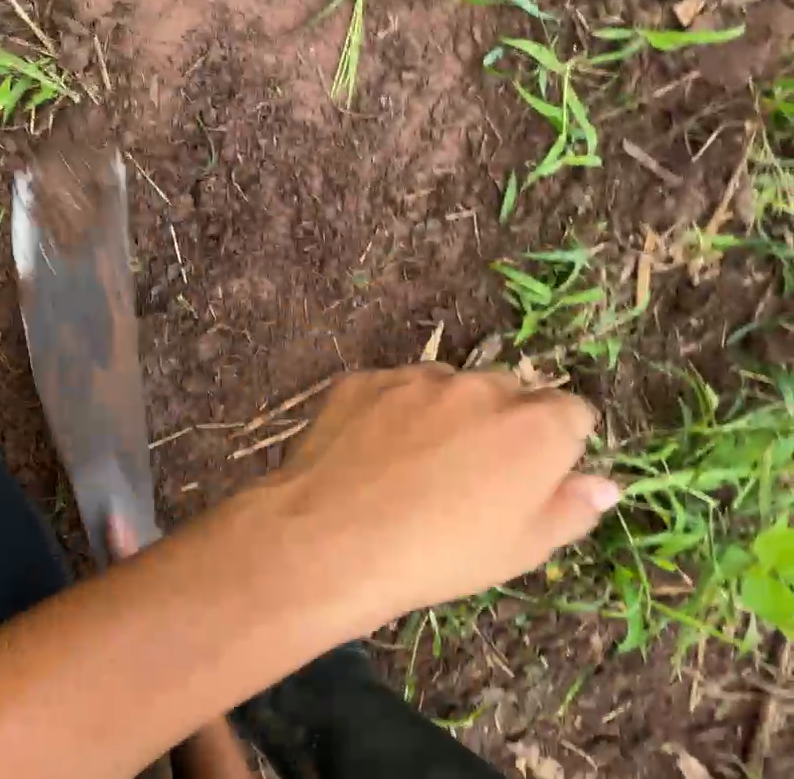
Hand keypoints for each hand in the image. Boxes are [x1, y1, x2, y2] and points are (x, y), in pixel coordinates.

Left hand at [258, 365, 618, 627]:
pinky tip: (373, 447)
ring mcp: (409, 379)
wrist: (331, 534)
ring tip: (417, 459)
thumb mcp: (523, 547)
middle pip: (506, 390)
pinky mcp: (357, 381)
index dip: (557, 441)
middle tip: (472, 467)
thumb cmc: (438, 552)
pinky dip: (390, 407)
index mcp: (535, 427)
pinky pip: (389, 387)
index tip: (535, 470)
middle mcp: (475, 389)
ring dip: (444, 408)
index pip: (571, 412)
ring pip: (444, 384)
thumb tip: (601, 483)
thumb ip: (570, 507)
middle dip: (501, 419)